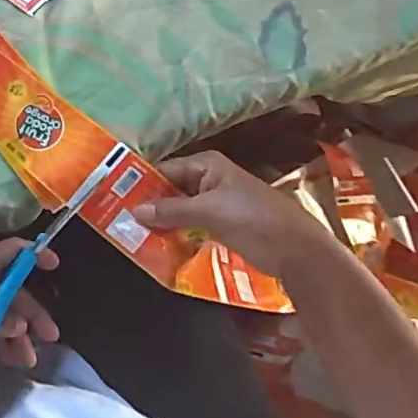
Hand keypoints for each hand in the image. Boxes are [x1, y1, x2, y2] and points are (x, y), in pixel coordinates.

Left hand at [0, 239, 59, 367]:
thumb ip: (2, 317)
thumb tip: (21, 326)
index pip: (16, 250)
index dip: (36, 255)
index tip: (55, 265)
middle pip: (14, 288)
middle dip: (31, 314)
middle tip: (50, 337)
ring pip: (3, 308)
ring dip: (16, 333)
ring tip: (26, 361)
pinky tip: (6, 359)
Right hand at [131, 151, 341, 277]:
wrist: (300, 253)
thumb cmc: (255, 220)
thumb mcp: (210, 212)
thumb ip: (172, 211)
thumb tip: (134, 210)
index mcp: (207, 165)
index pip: (164, 169)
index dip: (141, 183)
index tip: (116, 198)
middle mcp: (209, 178)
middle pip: (170, 189)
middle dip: (150, 204)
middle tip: (121, 220)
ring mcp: (216, 202)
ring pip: (179, 209)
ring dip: (162, 221)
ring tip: (134, 235)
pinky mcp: (222, 224)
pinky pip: (190, 225)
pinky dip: (177, 233)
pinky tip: (159, 245)